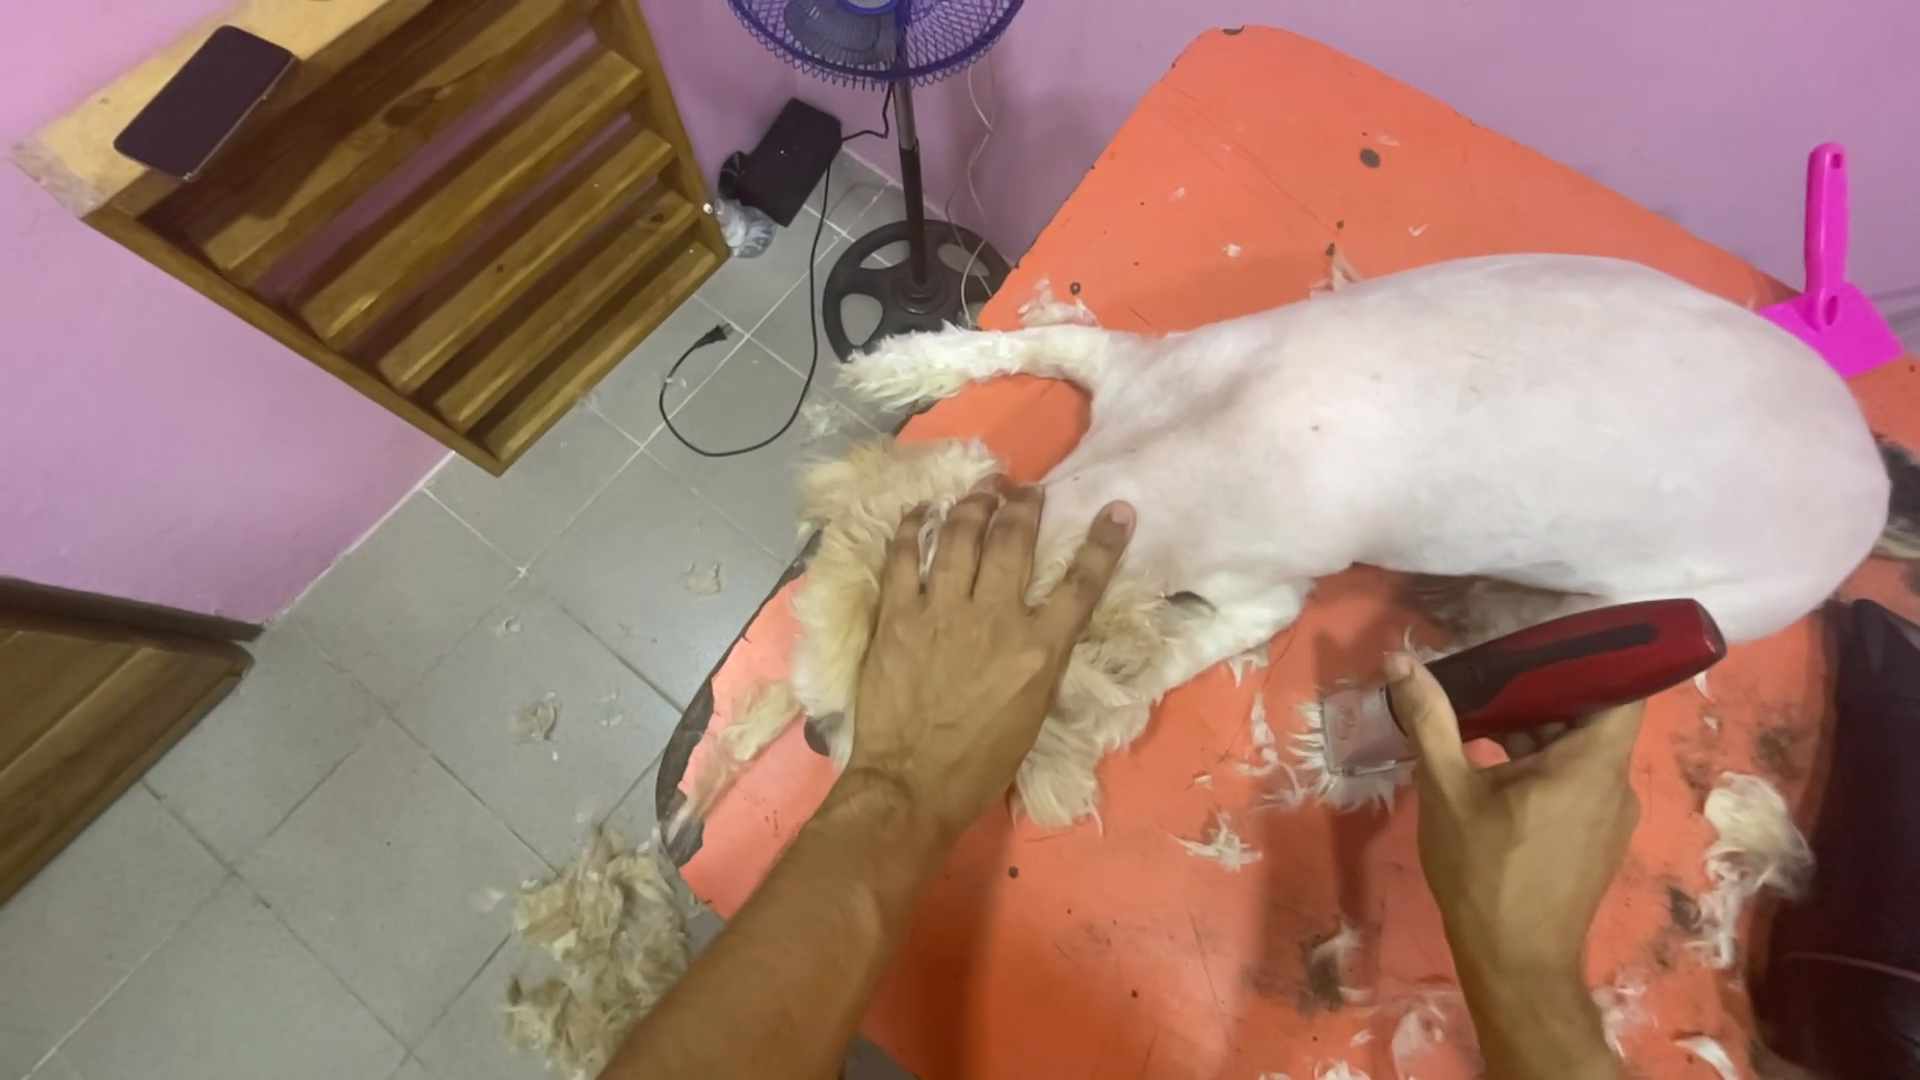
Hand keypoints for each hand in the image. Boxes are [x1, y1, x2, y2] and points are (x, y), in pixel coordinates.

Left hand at [841, 486, 1133, 839]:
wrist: (912, 784)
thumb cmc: (980, 762)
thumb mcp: (1034, 711)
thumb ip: (1040, 657)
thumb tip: (1041, 622)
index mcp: (1037, 650)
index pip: (1081, 584)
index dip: (1104, 543)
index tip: (1116, 509)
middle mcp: (994, 619)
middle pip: (1014, 541)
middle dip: (1024, 505)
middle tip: (1025, 490)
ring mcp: (941, 612)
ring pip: (961, 536)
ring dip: (974, 504)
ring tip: (982, 488)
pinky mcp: (899, 615)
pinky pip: (904, 557)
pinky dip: (915, 528)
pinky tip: (922, 511)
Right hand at [1388, 652, 1639, 1077]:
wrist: (1512, 955)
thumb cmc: (1482, 865)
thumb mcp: (1445, 786)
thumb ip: (1429, 718)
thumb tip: (1401, 661)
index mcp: (1589, 767)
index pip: (1623, 693)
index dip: (1596, 659)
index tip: (1547, 636)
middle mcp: (1612, 785)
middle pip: (1591, 717)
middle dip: (1539, 689)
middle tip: (1485, 666)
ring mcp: (1605, 812)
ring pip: (1576, 748)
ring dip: (1531, 725)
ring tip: (1475, 706)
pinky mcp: (1590, 833)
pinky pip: (1571, 776)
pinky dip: (1535, 756)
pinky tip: (1485, 756)